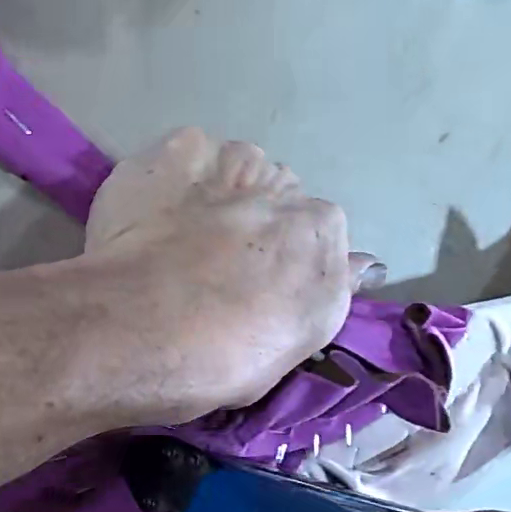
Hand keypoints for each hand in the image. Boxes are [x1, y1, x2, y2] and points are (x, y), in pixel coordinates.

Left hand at [78, 128, 377, 423]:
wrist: (144, 331)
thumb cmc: (220, 362)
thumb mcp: (293, 345)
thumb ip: (328, 291)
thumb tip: (365, 263)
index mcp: (325, 238)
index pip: (311, 235)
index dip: (274, 259)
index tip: (246, 282)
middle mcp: (290, 193)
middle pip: (273, 197)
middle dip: (246, 221)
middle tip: (205, 262)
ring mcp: (235, 163)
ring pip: (232, 168)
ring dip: (211, 193)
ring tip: (170, 235)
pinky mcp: (182, 149)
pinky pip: (183, 157)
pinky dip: (168, 179)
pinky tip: (147, 213)